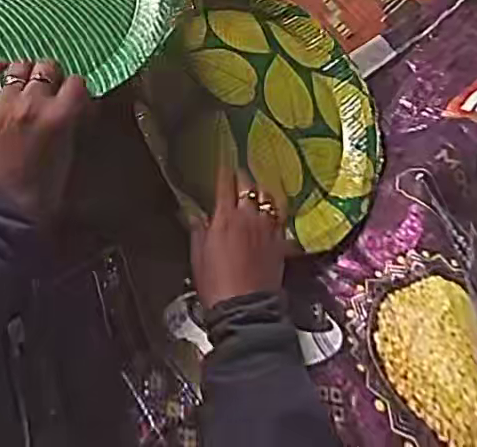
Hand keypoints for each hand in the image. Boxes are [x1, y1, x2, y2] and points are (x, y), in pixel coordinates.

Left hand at [0, 58, 89, 221]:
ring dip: (29, 72)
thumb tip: (79, 105)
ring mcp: (4, 105)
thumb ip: (74, 121)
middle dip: (55, 77)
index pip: (77, 82)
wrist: (1, 212)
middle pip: (48, 67)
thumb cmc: (42, 190)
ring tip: (31, 82)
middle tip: (54, 91)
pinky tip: (4, 69)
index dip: (79, 90)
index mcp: (59, 116)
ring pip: (20, 67)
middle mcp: (32, 103)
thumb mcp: (70, 153)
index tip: (77, 99)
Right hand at [190, 162, 286, 308]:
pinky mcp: (280, 240)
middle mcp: (247, 216)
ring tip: (258, 189)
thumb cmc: (217, 285)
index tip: (224, 165)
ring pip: (267, 196)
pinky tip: (274, 209)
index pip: (225, 184)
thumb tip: (195, 215)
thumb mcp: (199, 257)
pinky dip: (276, 209)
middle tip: (238, 177)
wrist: (244, 310)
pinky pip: (281, 216)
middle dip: (242, 177)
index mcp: (224, 217)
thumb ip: (198, 231)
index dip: (224, 171)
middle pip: (247, 185)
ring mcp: (266, 227)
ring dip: (261, 190)